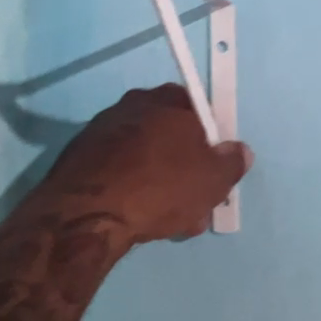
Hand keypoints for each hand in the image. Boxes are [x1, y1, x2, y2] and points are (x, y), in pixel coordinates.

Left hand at [42, 84, 251, 244]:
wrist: (87, 212)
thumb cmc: (159, 187)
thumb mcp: (212, 180)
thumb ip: (231, 162)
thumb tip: (238, 150)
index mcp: (169, 100)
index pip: (200, 113)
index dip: (211, 144)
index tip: (214, 173)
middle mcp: (135, 104)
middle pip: (171, 135)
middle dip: (186, 168)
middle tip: (195, 203)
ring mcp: (103, 127)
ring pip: (145, 155)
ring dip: (159, 182)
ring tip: (167, 220)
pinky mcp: (81, 154)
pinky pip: (118, 168)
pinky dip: (130, 187)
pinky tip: (136, 216)